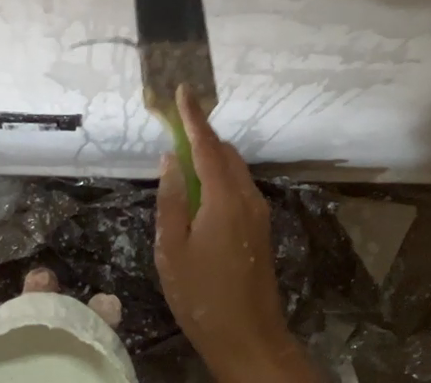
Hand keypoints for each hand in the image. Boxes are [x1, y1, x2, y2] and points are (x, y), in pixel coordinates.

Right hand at [155, 86, 314, 382]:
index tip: (183, 90)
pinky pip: (238, 186)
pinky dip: (219, 175)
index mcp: (224, 197)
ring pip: (233, 169)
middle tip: (175, 125)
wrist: (250, 340)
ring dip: (211, 156)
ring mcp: (258, 212)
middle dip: (201, 135)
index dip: (193, 117)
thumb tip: (170, 159)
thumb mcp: (171, 249)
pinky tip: (200, 192)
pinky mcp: (260, 227)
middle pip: (224, 152)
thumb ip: (171, 199)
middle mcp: (247, 196)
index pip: (206, 145)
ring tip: (183, 158)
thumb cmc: (202, 296)